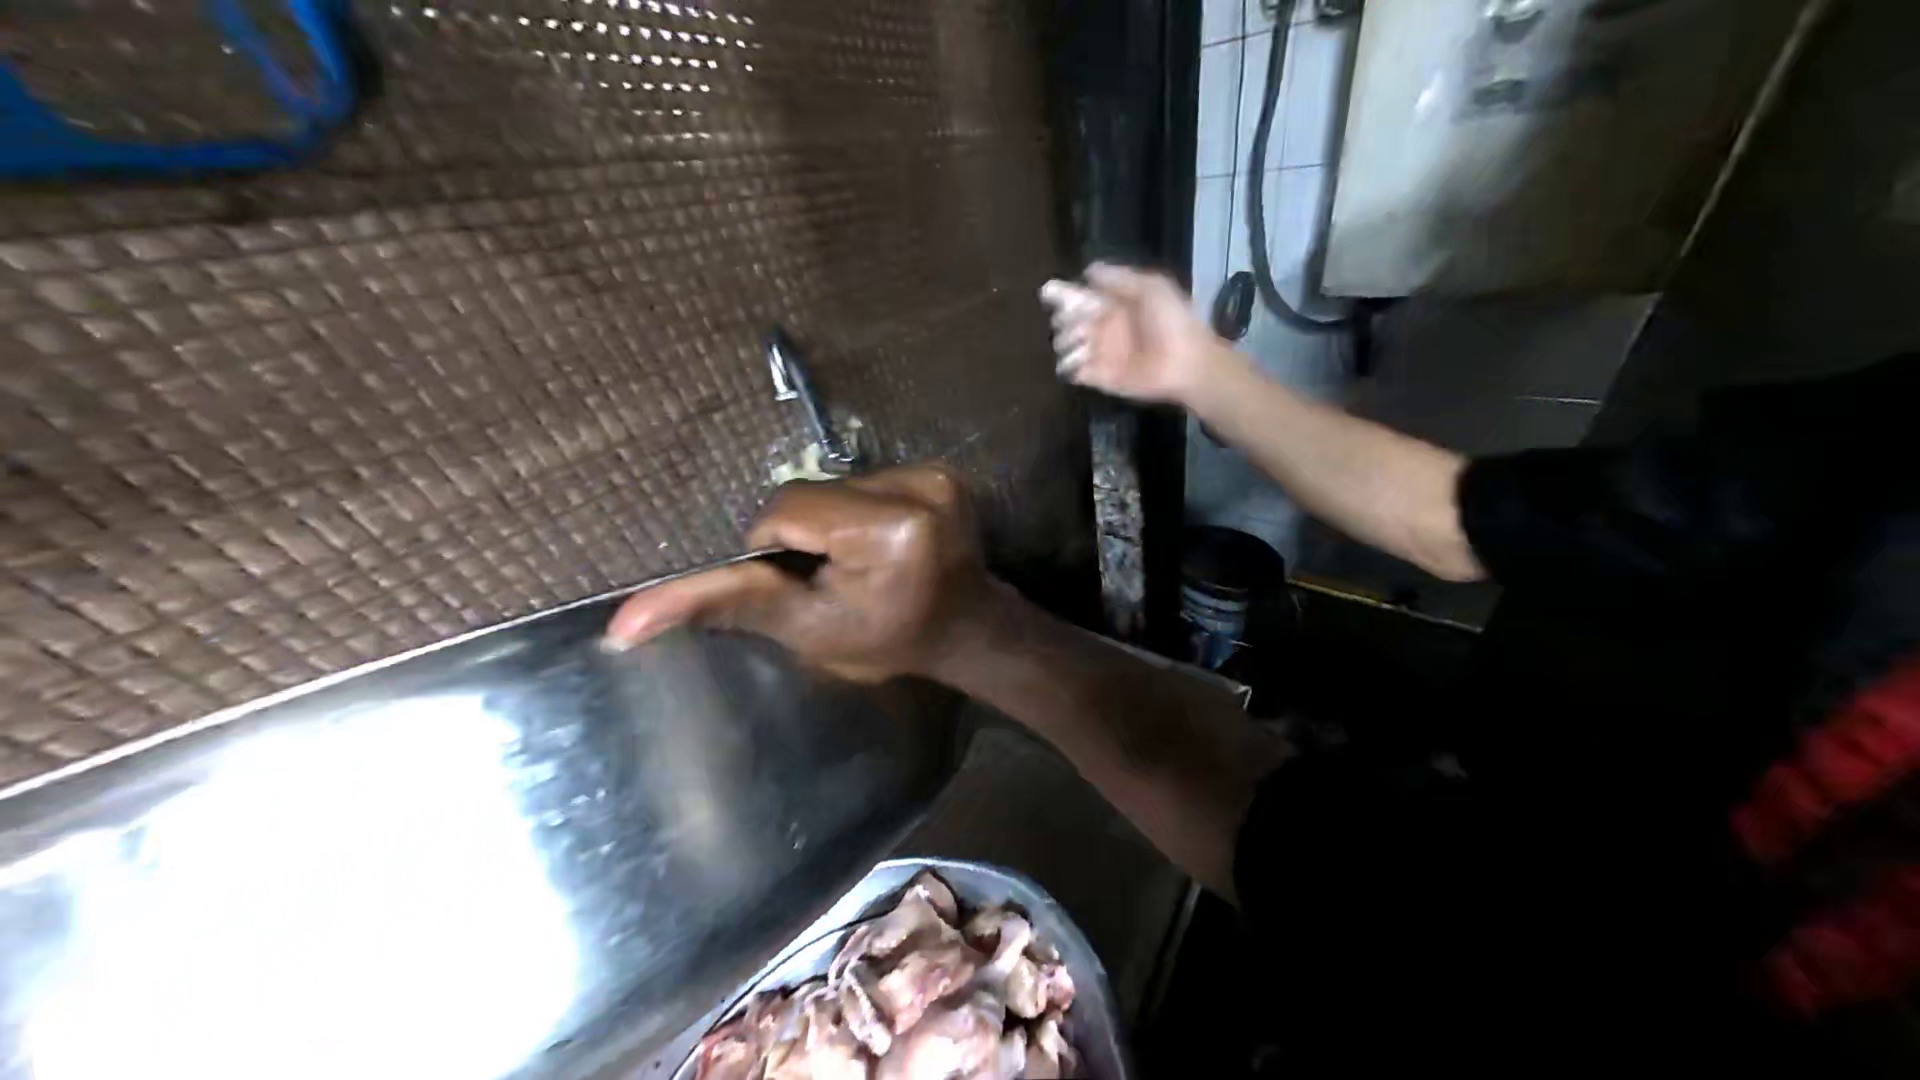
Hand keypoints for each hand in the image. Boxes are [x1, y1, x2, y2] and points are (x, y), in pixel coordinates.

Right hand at [603, 465, 995, 682]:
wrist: (966, 630)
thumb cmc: (890, 641)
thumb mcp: (808, 631)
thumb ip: (728, 605)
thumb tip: (624, 620)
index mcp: (887, 531)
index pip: (788, 509)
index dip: (780, 545)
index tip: (804, 579)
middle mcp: (918, 487)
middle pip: (814, 492)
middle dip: (806, 532)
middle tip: (833, 572)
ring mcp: (936, 474)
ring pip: (839, 483)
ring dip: (833, 518)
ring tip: (860, 557)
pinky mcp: (942, 470)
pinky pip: (869, 478)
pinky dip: (859, 507)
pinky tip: (880, 539)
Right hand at [1040, 262, 1228, 405]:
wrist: (1186, 362)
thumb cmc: (1172, 321)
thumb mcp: (1152, 288)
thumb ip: (1120, 278)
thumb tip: (1088, 270)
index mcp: (1111, 305)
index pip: (1078, 298)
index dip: (1061, 294)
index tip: (1048, 291)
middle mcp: (1101, 329)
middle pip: (1066, 322)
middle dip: (1063, 321)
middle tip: (1078, 324)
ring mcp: (1099, 354)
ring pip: (1065, 346)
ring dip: (1065, 343)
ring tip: (1081, 344)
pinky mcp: (1099, 378)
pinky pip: (1073, 372)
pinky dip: (1069, 367)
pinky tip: (1079, 362)